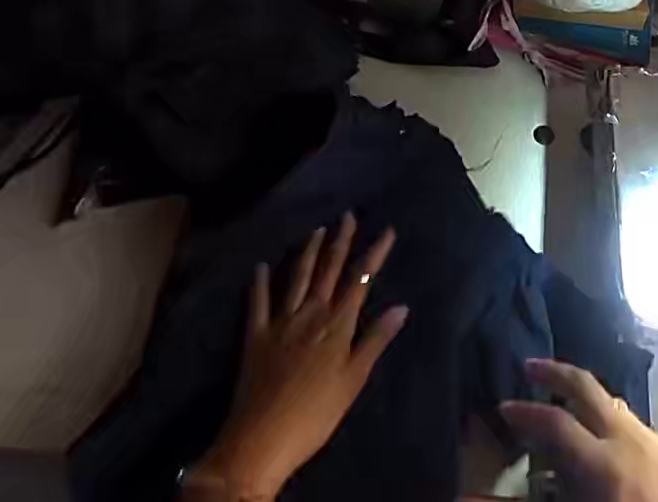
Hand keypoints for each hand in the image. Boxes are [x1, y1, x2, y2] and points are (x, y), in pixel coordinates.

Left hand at [190, 214, 407, 500]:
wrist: (260, 441)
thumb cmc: (316, 413)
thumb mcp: (354, 379)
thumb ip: (376, 340)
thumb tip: (402, 307)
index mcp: (337, 323)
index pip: (360, 278)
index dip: (375, 253)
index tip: (386, 231)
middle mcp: (311, 313)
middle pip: (329, 270)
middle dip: (341, 241)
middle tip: (348, 216)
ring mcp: (281, 322)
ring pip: (298, 278)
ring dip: (309, 252)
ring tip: (317, 230)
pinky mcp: (255, 337)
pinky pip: (258, 303)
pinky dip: (260, 283)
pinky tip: (260, 266)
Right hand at [500, 359, 657, 501]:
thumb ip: (538, 495)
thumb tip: (486, 487)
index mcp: (605, 467)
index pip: (555, 423)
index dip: (525, 414)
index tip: (503, 408)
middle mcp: (632, 442)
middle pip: (587, 387)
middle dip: (555, 372)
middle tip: (530, 367)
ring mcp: (655, 442)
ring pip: (611, 402)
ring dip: (583, 400)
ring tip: (559, 406)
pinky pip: (632, 426)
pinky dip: (608, 426)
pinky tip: (597, 443)